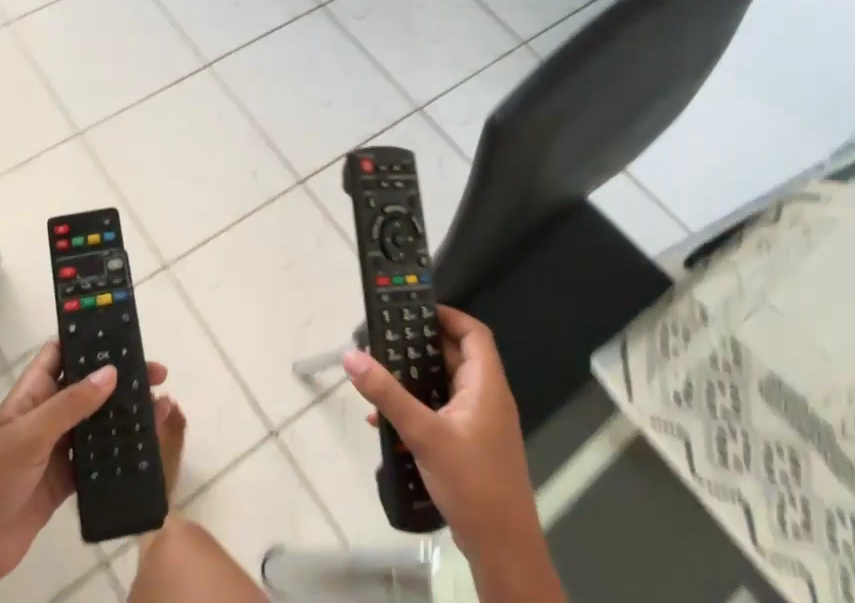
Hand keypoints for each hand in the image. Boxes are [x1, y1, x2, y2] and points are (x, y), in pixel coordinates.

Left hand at [0, 342, 168, 601]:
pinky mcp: (63, 483)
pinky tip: (145, 450)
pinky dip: (119, 456)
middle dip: (118, 380)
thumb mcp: (27, 434)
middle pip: (86, 389)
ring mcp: (54, 452)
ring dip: (123, 418)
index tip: (124, 333)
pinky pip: (96, 463)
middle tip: (157, 375)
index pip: (60, 356)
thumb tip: (110, 372)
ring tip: (160, 408)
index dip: (87, 341)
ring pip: (95, 426)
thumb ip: (70, 405)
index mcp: (29, 395)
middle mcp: (44, 418)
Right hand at [343, 307, 563, 601]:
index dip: (446, 315)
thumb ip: (387, 395)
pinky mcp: (469, 446)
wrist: (502, 546)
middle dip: (418, 348)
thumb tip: (352, 356)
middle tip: (384, 340)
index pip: (473, 333)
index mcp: (486, 386)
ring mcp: (479, 424)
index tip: (411, 308)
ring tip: (378, 377)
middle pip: (454, 357)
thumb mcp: (424, 434)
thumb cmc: (472, 483)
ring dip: (413, 381)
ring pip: (444, 386)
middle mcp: (486, 399)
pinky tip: (385, 421)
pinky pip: (440, 412)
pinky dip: (415, 409)